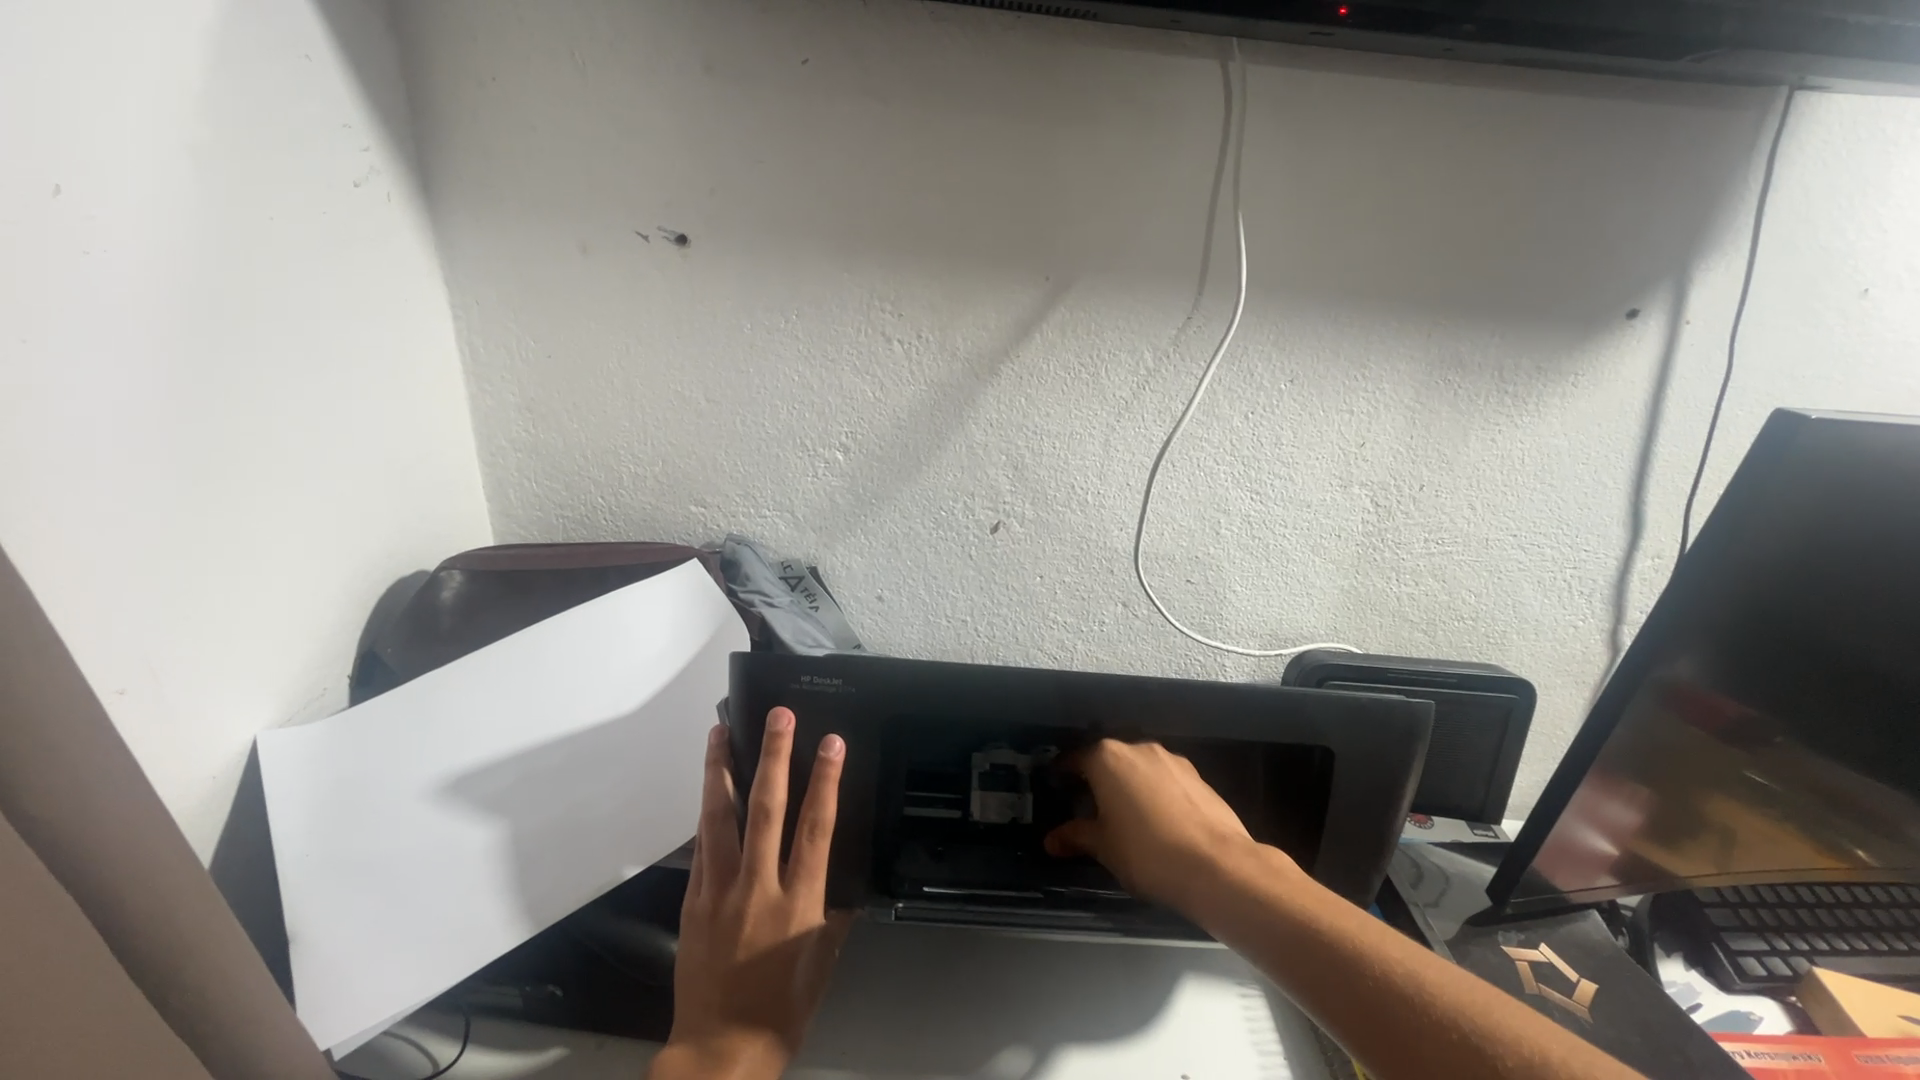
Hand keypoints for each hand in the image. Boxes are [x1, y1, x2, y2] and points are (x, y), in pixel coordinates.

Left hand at [649, 708, 850, 1079]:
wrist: (719, 1052)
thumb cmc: (782, 1010)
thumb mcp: (823, 963)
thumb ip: (833, 913)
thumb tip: (843, 879)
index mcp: (798, 904)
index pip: (815, 828)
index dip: (825, 780)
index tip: (830, 742)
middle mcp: (757, 888)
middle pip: (765, 809)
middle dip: (774, 756)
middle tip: (778, 715)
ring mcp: (718, 891)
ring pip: (719, 818)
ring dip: (721, 770)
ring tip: (720, 730)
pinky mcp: (693, 900)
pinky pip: (702, 845)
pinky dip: (707, 811)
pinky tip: (709, 788)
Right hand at [1044, 739, 1282, 914]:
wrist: (1216, 866)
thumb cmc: (1146, 851)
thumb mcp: (1103, 846)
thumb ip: (1075, 836)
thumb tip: (1052, 839)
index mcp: (1108, 758)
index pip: (1075, 759)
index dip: (1063, 774)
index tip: (1057, 787)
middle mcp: (1139, 749)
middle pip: (1110, 760)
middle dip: (1099, 781)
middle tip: (1090, 809)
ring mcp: (1173, 761)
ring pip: (1141, 770)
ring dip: (1131, 787)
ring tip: (1127, 819)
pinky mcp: (1200, 778)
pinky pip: (1167, 782)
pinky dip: (1157, 795)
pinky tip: (1159, 824)